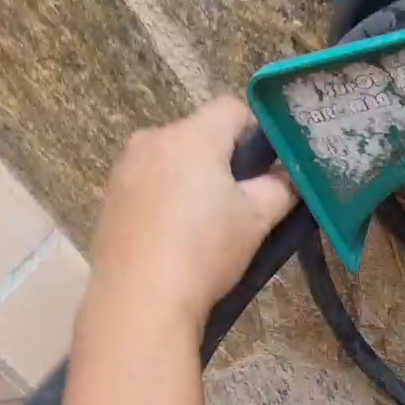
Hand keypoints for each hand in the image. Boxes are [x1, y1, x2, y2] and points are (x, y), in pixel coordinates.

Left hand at [87, 97, 295, 328]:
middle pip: (202, 136)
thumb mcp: (257, 221)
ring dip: (198, 182)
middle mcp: (154, 138)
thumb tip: (291, 176)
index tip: (271, 171)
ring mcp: (127, 165)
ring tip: (211, 228)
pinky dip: (171, 200)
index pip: (233, 109)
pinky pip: (152, 183)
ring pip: (176, 161)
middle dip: (227, 163)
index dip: (260, 134)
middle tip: (245, 207)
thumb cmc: (206, 251)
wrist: (143, 296)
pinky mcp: (113, 194)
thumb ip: (281, 189)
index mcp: (193, 137)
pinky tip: (180, 238)